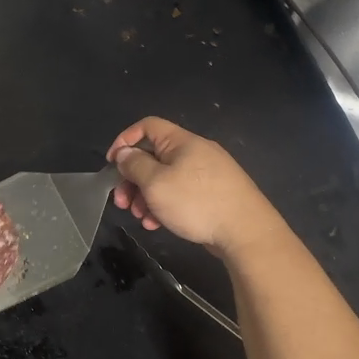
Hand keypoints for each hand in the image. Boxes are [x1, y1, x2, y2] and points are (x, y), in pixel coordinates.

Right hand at [106, 117, 288, 257]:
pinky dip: (163, 205)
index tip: (112, 164)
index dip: (124, 140)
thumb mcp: (155, 183)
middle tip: (121, 202)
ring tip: (140, 217)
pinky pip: (179, 193)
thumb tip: (125, 153)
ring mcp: (205, 174)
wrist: (246, 233)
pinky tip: (157, 224)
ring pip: (163, 178)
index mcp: (182, 143)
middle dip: (131, 179)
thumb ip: (134, 165)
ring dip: (145, 197)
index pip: (147, 126)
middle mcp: (194, 153)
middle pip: (152, 157)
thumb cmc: (196, 202)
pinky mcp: (211, 194)